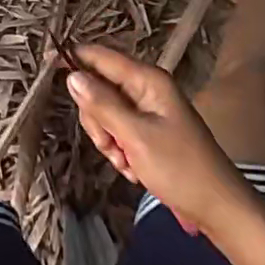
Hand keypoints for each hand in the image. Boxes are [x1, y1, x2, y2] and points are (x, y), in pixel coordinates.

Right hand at [66, 44, 253, 237]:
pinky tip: (134, 168)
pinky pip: (119, 131)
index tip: (48, 60)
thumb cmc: (179, 167)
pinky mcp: (149, 131)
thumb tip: (72, 75)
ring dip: (108, 140)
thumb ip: (102, 105)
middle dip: (98, 119)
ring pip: (106, 114)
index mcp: (148, 80)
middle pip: (100, 89)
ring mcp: (148, 111)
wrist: (217, 207)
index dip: (75, 57)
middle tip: (112, 145)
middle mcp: (147, 89)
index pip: (103, 57)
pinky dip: (120, 150)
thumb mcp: (135, 136)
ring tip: (126, 161)